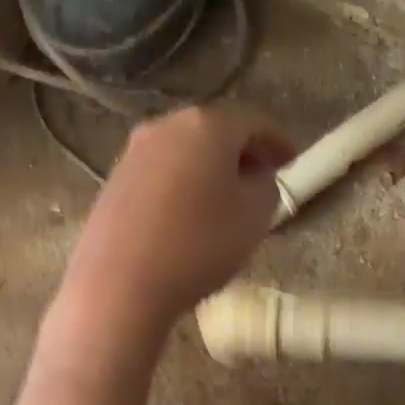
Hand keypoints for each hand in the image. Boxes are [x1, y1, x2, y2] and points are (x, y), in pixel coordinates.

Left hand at [62, 104, 293, 325]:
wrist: (118, 284)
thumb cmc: (198, 244)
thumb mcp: (255, 216)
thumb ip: (266, 185)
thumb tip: (254, 176)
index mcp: (206, 124)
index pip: (254, 120)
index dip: (278, 140)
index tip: (292, 162)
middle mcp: (165, 126)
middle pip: (214, 130)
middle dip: (240, 152)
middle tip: (260, 179)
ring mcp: (133, 153)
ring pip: (183, 152)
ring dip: (207, 168)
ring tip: (223, 201)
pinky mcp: (113, 181)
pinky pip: (159, 174)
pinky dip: (180, 185)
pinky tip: (186, 216)